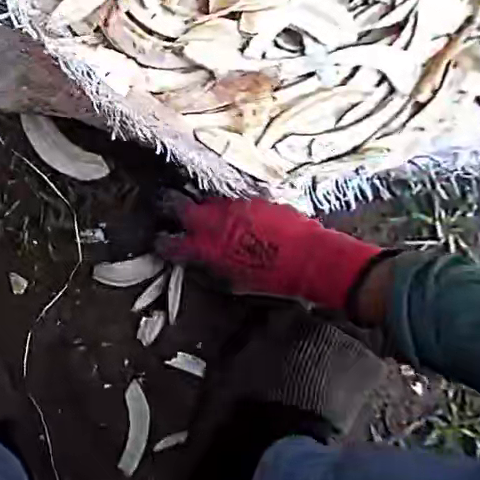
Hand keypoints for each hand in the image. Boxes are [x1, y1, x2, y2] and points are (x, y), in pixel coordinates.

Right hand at [155, 192, 382, 313]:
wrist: (319, 261)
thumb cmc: (276, 279)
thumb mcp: (235, 281)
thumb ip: (211, 266)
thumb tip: (197, 260)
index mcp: (207, 247)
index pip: (171, 242)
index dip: (162, 242)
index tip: (160, 242)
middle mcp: (215, 222)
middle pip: (180, 207)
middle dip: (170, 209)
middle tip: (169, 212)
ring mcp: (234, 206)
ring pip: (207, 201)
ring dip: (202, 208)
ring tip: (204, 214)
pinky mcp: (253, 198)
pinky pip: (233, 201)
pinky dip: (229, 208)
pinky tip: (237, 216)